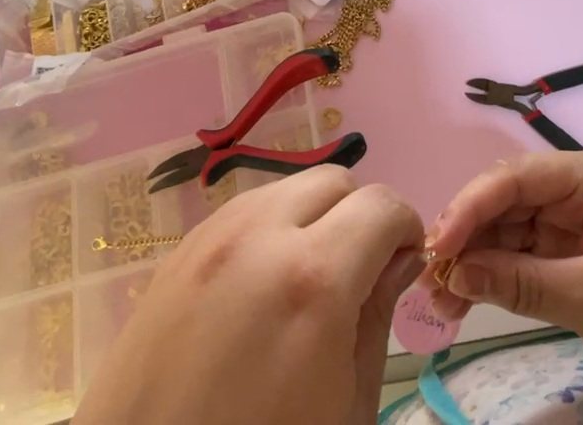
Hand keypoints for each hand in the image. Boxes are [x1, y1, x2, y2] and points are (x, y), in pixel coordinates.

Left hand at [75, 166, 423, 424]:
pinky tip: (260, 285)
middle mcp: (259, 236)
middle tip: (358, 271)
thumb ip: (377, 315)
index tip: (403, 265)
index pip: (382, 206)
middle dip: (359, 215)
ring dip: (312, 216)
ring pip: (285, 187)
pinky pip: (241, 212)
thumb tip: (399, 259)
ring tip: (306, 277)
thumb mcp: (347, 402)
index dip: (406, 230)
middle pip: (334, 180)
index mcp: (313, 278)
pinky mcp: (177, 252)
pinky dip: (268, 229)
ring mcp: (210, 238)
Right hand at [422, 152, 582, 419]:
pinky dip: (486, 285)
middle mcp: (570, 196)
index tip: (437, 245)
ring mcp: (565, 233)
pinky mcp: (563, 269)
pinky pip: (513, 268)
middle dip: (463, 239)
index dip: (471, 206)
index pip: (515, 178)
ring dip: (467, 266)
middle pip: (500, 205)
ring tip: (435, 304)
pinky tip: (459, 306)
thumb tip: (454, 274)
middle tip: (426, 281)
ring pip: (500, 238)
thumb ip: (523, 282)